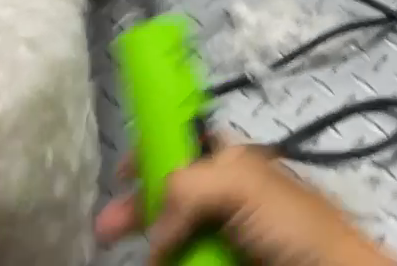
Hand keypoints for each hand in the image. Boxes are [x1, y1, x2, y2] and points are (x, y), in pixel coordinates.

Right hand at [95, 138, 396, 265]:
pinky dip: (167, 263)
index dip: (149, 150)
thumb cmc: (291, 223)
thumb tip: (155, 234)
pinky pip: (187, 259)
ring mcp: (223, 235)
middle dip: (135, 206)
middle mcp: (222, 194)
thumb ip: (187, 188)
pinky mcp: (225, 264)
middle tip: (105, 230)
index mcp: (227, 161)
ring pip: (173, 235)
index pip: (179, 144)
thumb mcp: (240, 184)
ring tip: (121, 253)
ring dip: (148, 244)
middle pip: (167, 194)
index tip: (121, 173)